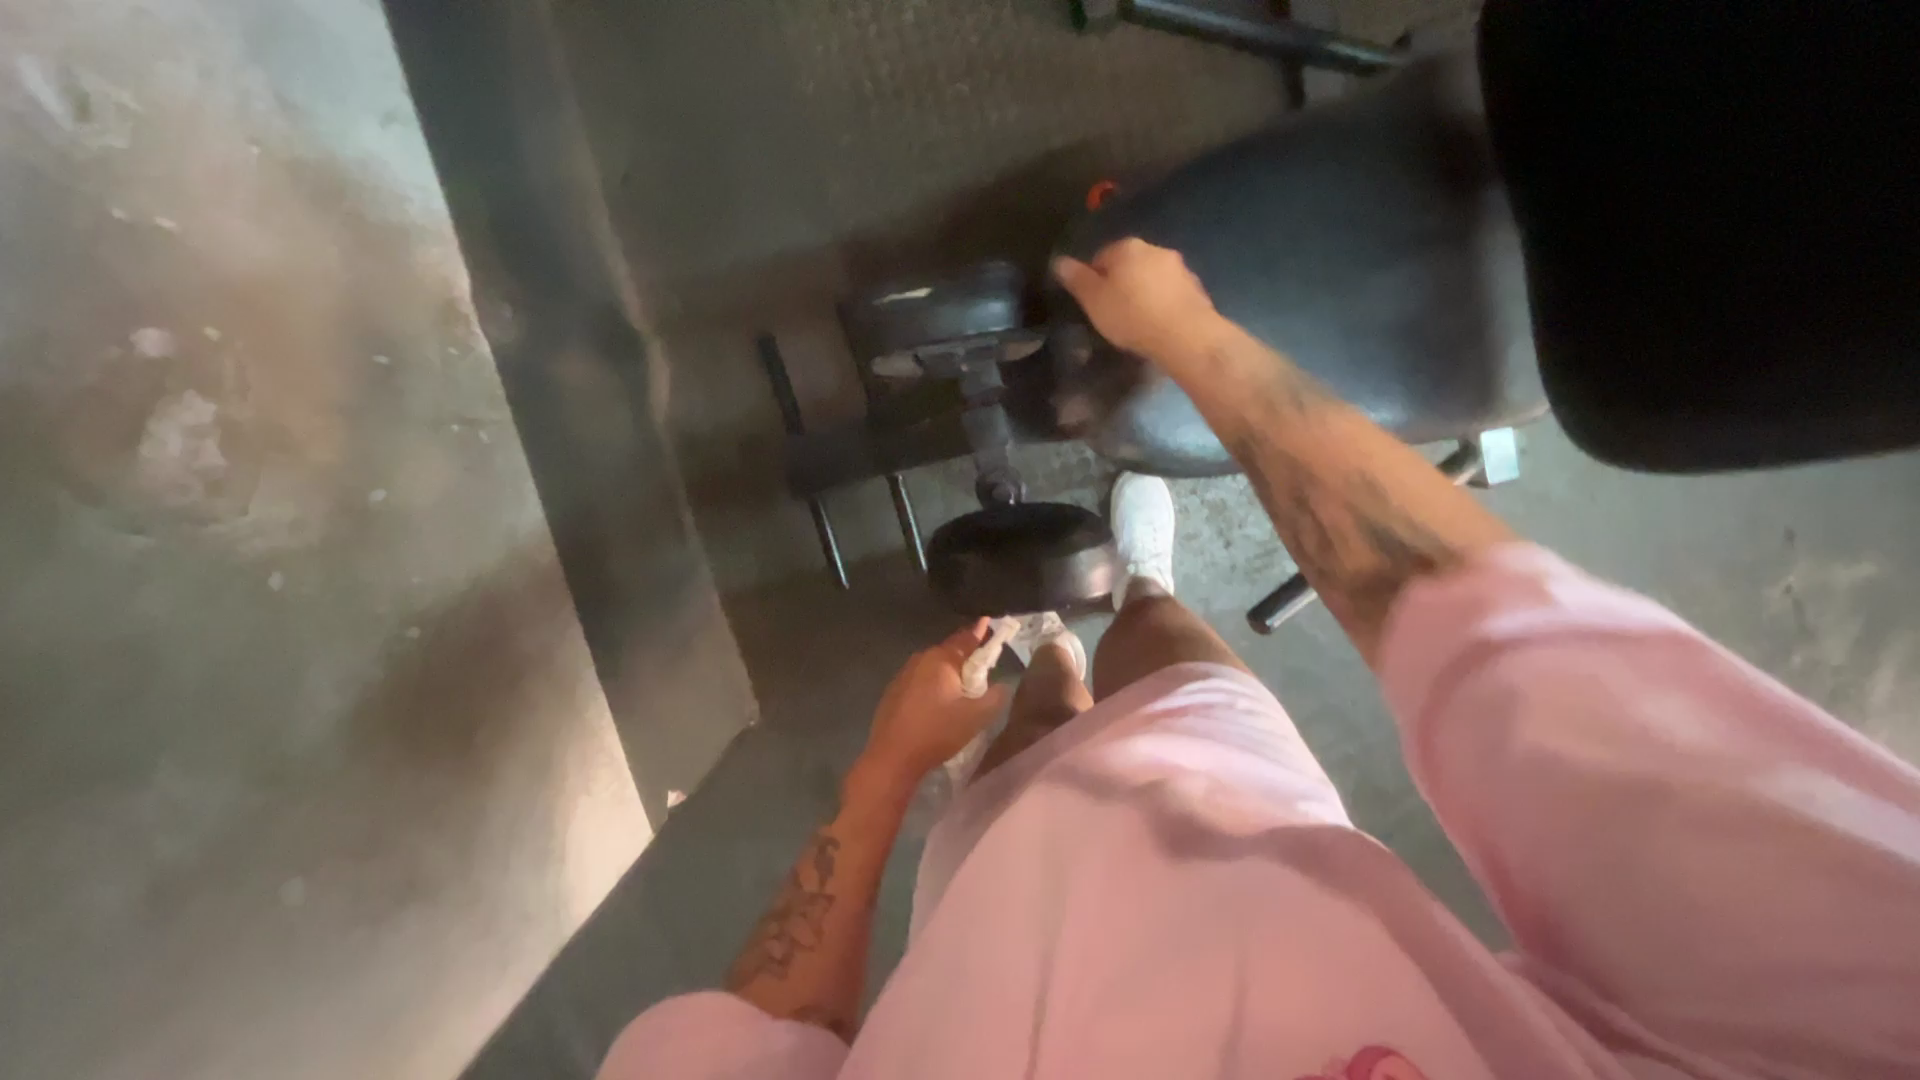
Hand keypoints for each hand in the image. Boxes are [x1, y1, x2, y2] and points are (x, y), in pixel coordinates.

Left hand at [859, 620, 1010, 783]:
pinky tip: (937, 705)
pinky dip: (932, 686)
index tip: (987, 621)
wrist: (892, 757)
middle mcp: (920, 660)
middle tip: (981, 669)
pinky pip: (920, 681)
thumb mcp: (976, 717)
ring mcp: (903, 676)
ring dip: (948, 674)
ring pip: (933, 668)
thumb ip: (995, 697)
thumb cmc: (937, 732)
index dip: (979, 631)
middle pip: (948, 653)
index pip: (965, 639)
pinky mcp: (893, 693)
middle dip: (965, 658)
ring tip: (961, 690)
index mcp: (940, 659)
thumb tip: (1003, 684)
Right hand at [1053, 238, 1225, 364]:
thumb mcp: (1093, 301)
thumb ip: (1076, 279)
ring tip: (1137, 320)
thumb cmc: (1131, 316)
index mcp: (1126, 247)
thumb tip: (1059, 261)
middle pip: (1129, 264)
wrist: (1185, 335)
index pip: (1101, 256)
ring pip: (1151, 276)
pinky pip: (1170, 292)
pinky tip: (1158, 323)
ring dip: (1143, 291)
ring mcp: (1179, 267)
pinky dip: (1162, 302)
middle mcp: (1154, 248)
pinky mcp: (1195, 286)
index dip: (1093, 280)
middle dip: (1121, 283)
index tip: (1093, 303)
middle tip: (1113, 312)